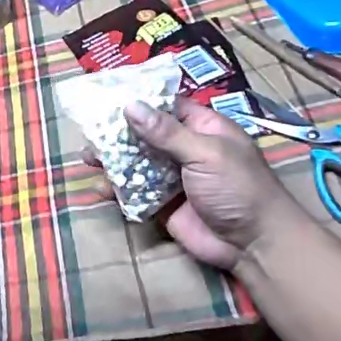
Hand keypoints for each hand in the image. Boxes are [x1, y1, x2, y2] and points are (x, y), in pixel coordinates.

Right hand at [104, 97, 299, 267]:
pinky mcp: (162, 204)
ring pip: (136, 164)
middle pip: (145, 136)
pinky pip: (135, 193)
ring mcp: (172, 178)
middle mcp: (186, 150)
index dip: (140, 101)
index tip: (107, 97)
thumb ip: (166, 133)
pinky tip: (100, 189)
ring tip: (88, 159)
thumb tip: (130, 106)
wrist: (252, 243)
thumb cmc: (238, 188)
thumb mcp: (205, 153)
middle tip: (89, 132)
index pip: (167, 107)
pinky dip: (118, 190)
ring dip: (113, 162)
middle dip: (118, 134)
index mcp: (203, 129)